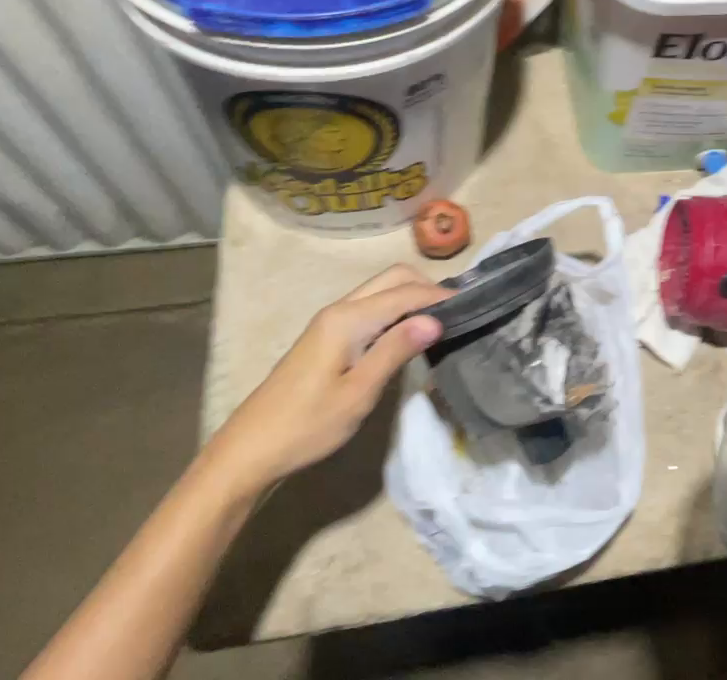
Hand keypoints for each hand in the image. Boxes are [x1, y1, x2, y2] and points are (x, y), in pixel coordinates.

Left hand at [199, 265, 447, 498]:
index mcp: (348, 319)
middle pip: (392, 278)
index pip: (404, 293)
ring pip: (380, 291)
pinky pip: (370, 308)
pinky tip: (410, 334)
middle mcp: (340, 309)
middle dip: (426, 287)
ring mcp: (331, 321)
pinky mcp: (328, 336)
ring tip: (443, 321)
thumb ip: (395, 351)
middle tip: (460, 312)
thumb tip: (434, 319)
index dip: (439, 296)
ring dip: (411, 297)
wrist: (252, 448)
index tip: (474, 305)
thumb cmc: (308, 425)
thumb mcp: (358, 393)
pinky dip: (396, 310)